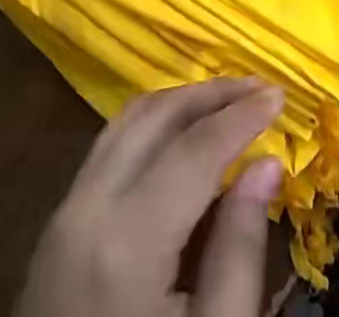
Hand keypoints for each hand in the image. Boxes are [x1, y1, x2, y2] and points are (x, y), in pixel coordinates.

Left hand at [14, 79, 284, 316]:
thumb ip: (240, 249)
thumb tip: (267, 165)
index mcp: (127, 239)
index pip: (196, 147)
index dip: (243, 115)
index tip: (282, 95)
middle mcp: (87, 207)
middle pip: (154, 117)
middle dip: (212, 93)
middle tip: (260, 88)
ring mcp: (64, 213)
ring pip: (125, 122)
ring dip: (181, 101)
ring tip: (228, 99)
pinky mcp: (56, 227)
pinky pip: (108, 147)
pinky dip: (152, 124)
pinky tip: (184, 135)